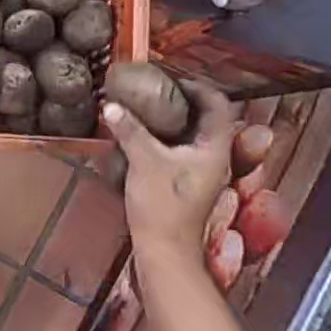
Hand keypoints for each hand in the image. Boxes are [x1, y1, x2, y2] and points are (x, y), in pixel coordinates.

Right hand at [102, 81, 237, 260]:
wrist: (164, 250)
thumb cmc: (162, 205)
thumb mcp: (144, 161)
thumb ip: (130, 131)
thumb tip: (112, 105)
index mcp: (215, 149)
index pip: (218, 105)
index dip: (198, 87)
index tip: (172, 79)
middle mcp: (215, 159)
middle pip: (208, 119)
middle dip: (184, 102)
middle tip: (156, 92)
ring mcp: (203, 174)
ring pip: (194, 137)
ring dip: (174, 122)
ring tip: (148, 110)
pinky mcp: (188, 185)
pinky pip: (182, 151)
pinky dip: (166, 139)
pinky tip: (143, 138)